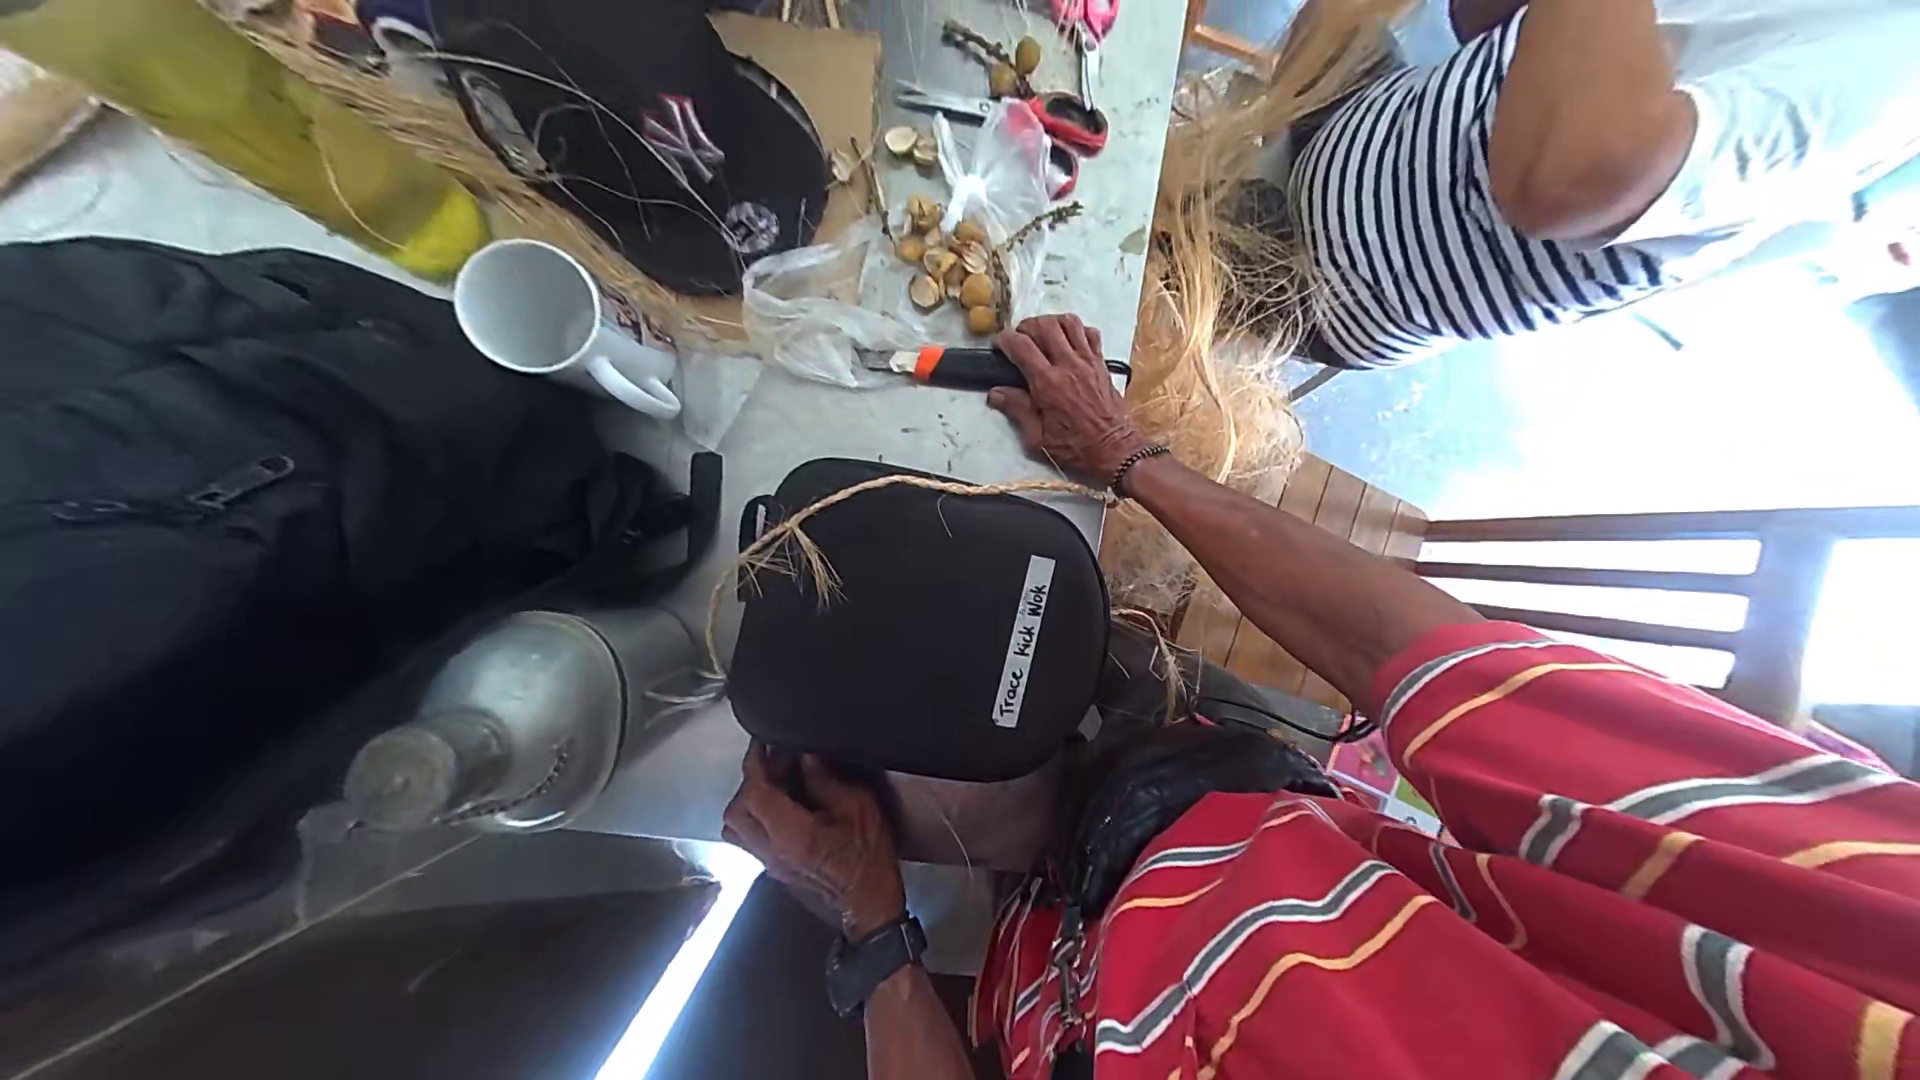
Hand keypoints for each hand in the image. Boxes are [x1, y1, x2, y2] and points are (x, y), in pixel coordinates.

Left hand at [722, 742, 905, 936]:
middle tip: (773, 764)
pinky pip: (749, 838)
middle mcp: (773, 852)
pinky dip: (756, 816)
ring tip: (775, 784)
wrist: (868, 896)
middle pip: (736, 812)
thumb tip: (807, 757)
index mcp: (792, 835)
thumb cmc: (867, 855)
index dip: (755, 765)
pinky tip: (782, 805)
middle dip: (749, 782)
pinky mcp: (775, 868)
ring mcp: (771, 863)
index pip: (754, 795)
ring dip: (748, 801)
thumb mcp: (857, 804)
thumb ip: (826, 779)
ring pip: (736, 828)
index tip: (760, 747)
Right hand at [988, 314, 1152, 488]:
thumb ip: (1017, 411)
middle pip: (1045, 325)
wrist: (1115, 450)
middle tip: (1019, 340)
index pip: (1022, 346)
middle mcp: (1069, 366)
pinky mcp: (1101, 363)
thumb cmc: (1075, 449)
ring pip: (1069, 322)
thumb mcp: (1038, 439)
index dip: (1004, 339)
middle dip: (1026, 327)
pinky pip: (1089, 333)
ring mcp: (1088, 361)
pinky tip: (1068, 343)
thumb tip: (996, 393)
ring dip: (1051, 323)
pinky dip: (1076, 330)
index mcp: (1048, 384)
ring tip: (1042, 337)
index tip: (998, 345)